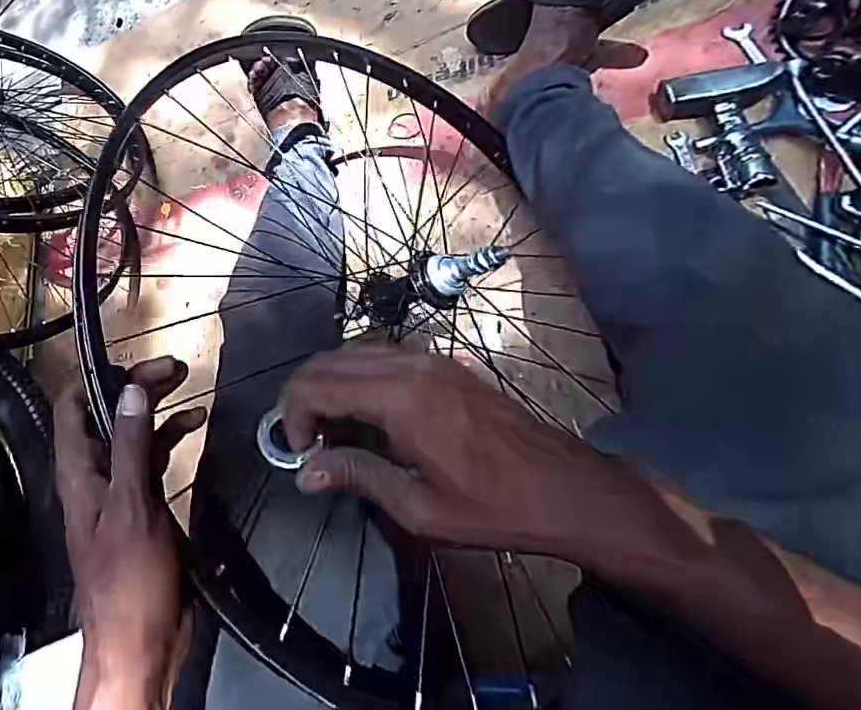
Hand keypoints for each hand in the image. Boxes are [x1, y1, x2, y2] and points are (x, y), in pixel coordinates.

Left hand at [54, 358, 206, 709]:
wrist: (141, 645)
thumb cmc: (129, 579)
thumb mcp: (132, 504)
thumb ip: (130, 444)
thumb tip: (129, 390)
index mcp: (79, 470)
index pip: (70, 406)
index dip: (94, 377)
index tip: (131, 361)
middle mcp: (94, 473)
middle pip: (108, 413)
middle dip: (136, 386)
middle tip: (173, 367)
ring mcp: (118, 488)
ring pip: (132, 431)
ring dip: (156, 406)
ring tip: (186, 382)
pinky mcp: (141, 504)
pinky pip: (152, 457)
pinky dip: (170, 436)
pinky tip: (194, 424)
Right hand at [282, 344, 676, 567]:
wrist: (568, 488)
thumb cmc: (494, 506)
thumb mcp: (420, 507)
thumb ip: (357, 476)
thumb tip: (305, 473)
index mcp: (398, 397)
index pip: (315, 385)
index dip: (292, 416)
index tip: (301, 453)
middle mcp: (406, 363)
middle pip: (326, 362)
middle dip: (302, 397)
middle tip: (308, 441)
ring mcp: (426, 356)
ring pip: (350, 352)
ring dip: (327, 383)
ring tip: (332, 428)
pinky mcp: (440, 361)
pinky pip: (378, 354)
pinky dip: (355, 374)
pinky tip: (365, 410)